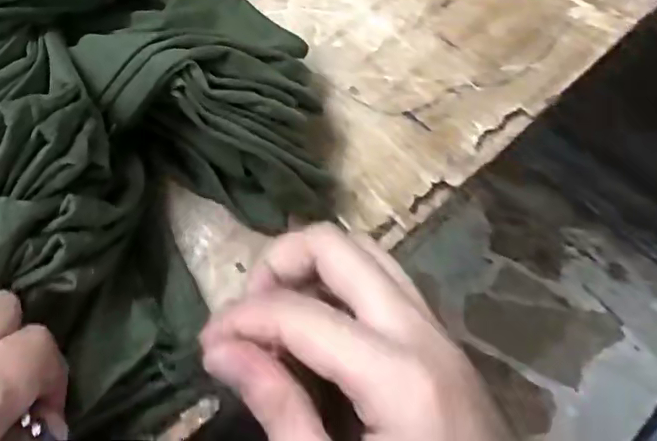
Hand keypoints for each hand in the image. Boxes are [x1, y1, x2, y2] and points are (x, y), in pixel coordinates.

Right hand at [200, 224, 509, 440]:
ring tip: (281, 315)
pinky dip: (341, 286)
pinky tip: (320, 332)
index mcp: (401, 378)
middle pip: (334, 246)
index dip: (238, 320)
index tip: (207, 347)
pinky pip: (386, 285)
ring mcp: (445, 341)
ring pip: (366, 253)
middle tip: (248, 314)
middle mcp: (427, 338)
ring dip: (313, 268)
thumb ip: (279, 410)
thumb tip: (220, 349)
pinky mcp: (449, 354)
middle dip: (278, 264)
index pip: (294, 311)